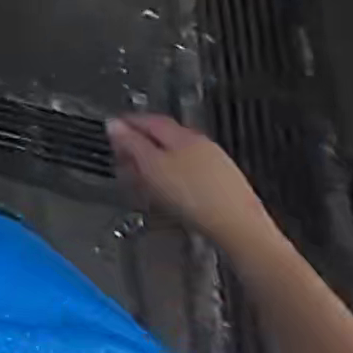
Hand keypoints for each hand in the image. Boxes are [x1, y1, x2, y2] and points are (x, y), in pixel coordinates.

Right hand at [108, 114, 277, 250]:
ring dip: (155, 165)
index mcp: (184, 136)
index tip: (111, 130)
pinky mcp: (226, 189)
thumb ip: (129, 142)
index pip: (148, 119)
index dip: (126, 123)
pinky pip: (191, 176)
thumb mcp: (149, 165)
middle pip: (163, 139)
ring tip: (141, 179)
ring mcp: (219, 168)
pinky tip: (167, 194)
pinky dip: (173, 180)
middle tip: (122, 156)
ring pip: (177, 158)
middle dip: (140, 146)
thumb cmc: (196, 197)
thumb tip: (114, 124)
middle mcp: (204, 147)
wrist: (242, 233)